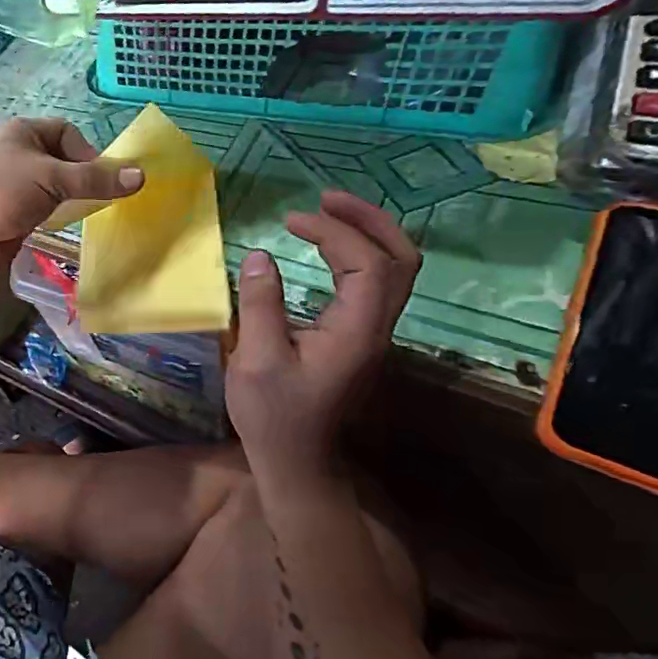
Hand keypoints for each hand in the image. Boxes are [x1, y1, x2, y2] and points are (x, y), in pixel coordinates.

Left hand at [0, 118, 143, 271]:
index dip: (88, 153)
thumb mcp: (51, 180)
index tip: (100, 180)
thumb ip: (95, 179)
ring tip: (80, 213)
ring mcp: (10, 183)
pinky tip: (58, 225)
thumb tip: (141, 175)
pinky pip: (40, 206)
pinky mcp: (8, 210)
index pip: (67, 133)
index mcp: (21, 132)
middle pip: (62, 159)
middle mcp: (16, 152)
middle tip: (94, 200)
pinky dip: (53, 213)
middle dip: (80, 178)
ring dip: (68, 198)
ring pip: (52, 185)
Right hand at [226, 191, 420, 479]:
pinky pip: (376, 283)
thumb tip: (261, 256)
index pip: (367, 264)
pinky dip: (357, 254)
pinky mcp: (360, 337)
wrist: (296, 460)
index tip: (290, 221)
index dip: (334, 232)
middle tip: (325, 198)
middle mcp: (376, 328)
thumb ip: (260, 305)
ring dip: (367, 233)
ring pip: (394, 270)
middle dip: (368, 220)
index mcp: (356, 332)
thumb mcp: (256, 360)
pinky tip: (328, 248)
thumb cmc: (273, 415)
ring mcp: (373, 333)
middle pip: (400, 260)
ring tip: (326, 213)